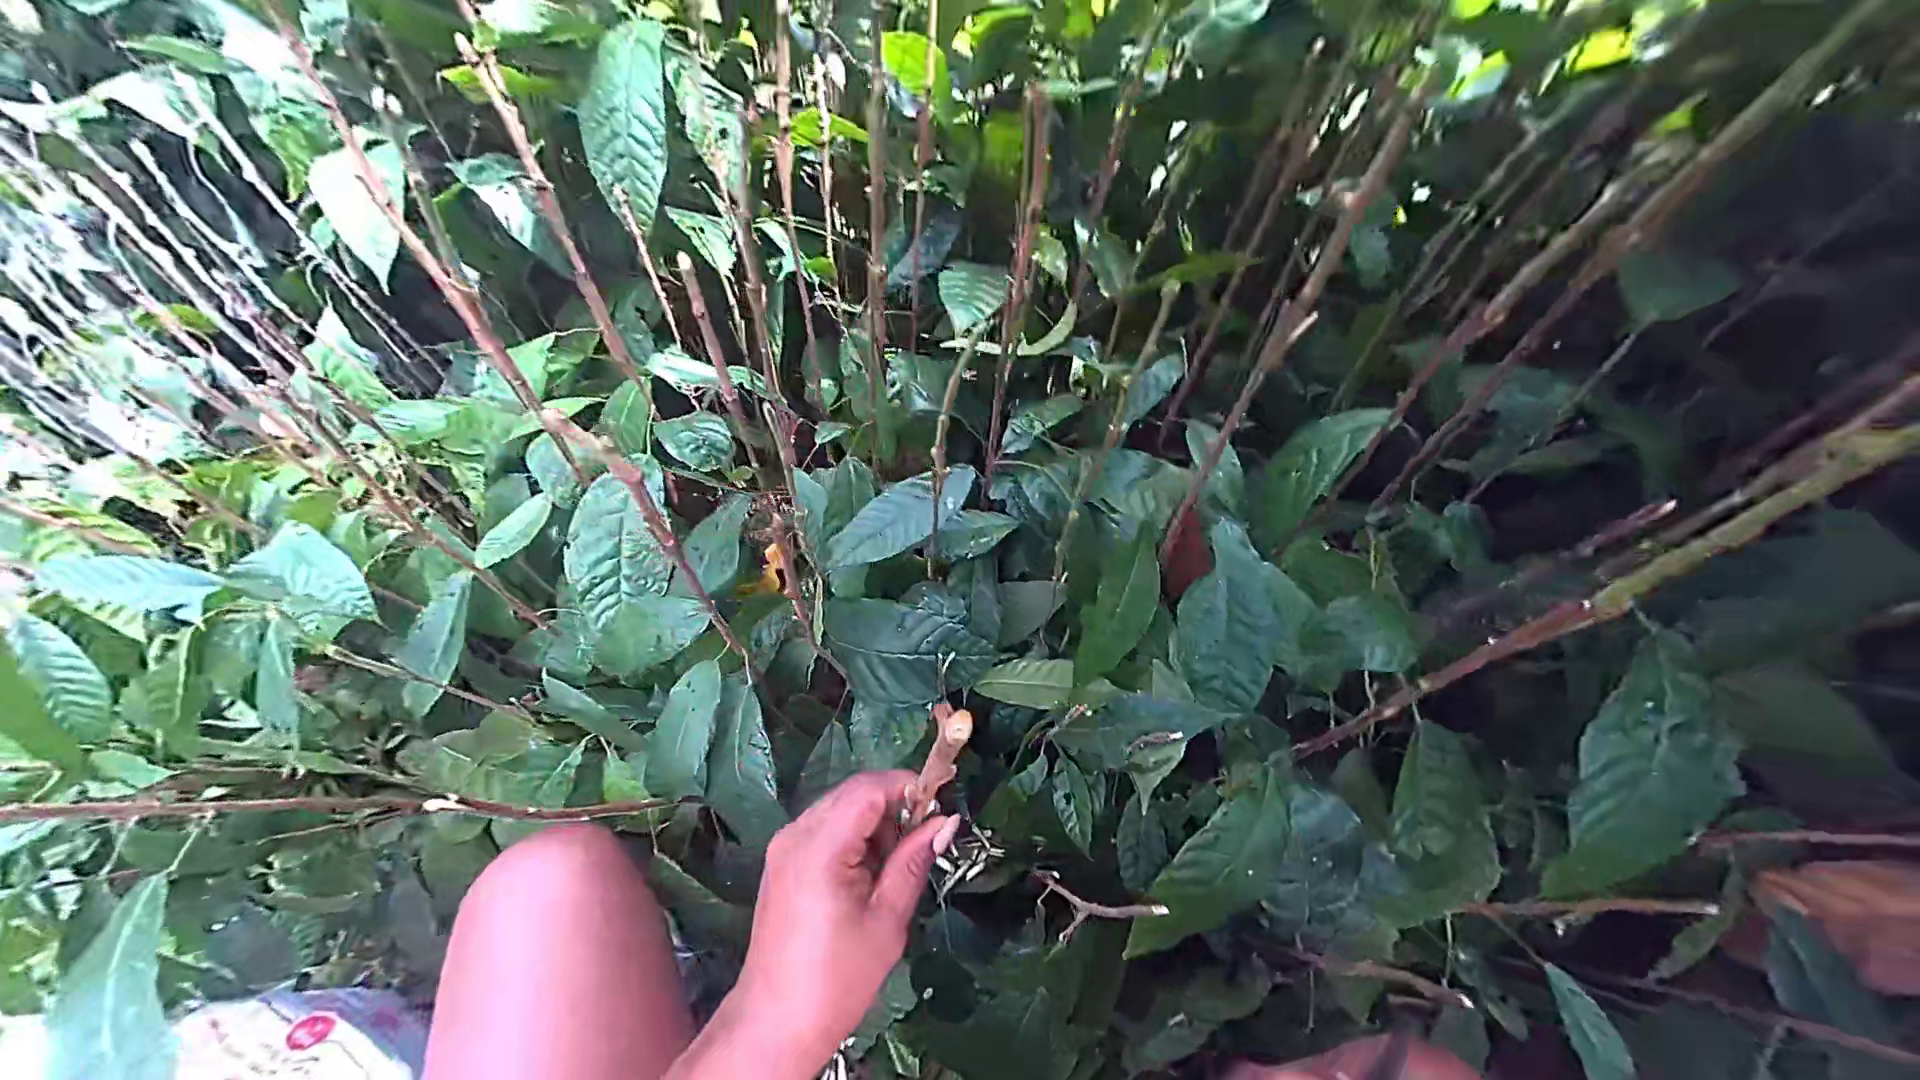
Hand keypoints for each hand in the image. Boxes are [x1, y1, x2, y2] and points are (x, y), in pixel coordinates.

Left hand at [668, 771, 960, 1079]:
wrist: (775, 1025)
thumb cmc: (836, 979)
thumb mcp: (887, 920)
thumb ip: (914, 860)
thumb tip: (946, 820)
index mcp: (819, 847)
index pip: (868, 789)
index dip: (907, 786)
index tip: (939, 804)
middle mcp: (796, 833)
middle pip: (854, 792)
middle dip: (894, 804)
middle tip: (923, 837)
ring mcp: (785, 844)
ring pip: (842, 805)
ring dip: (875, 820)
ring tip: (896, 862)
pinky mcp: (784, 858)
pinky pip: (826, 824)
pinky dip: (854, 833)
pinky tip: (869, 869)